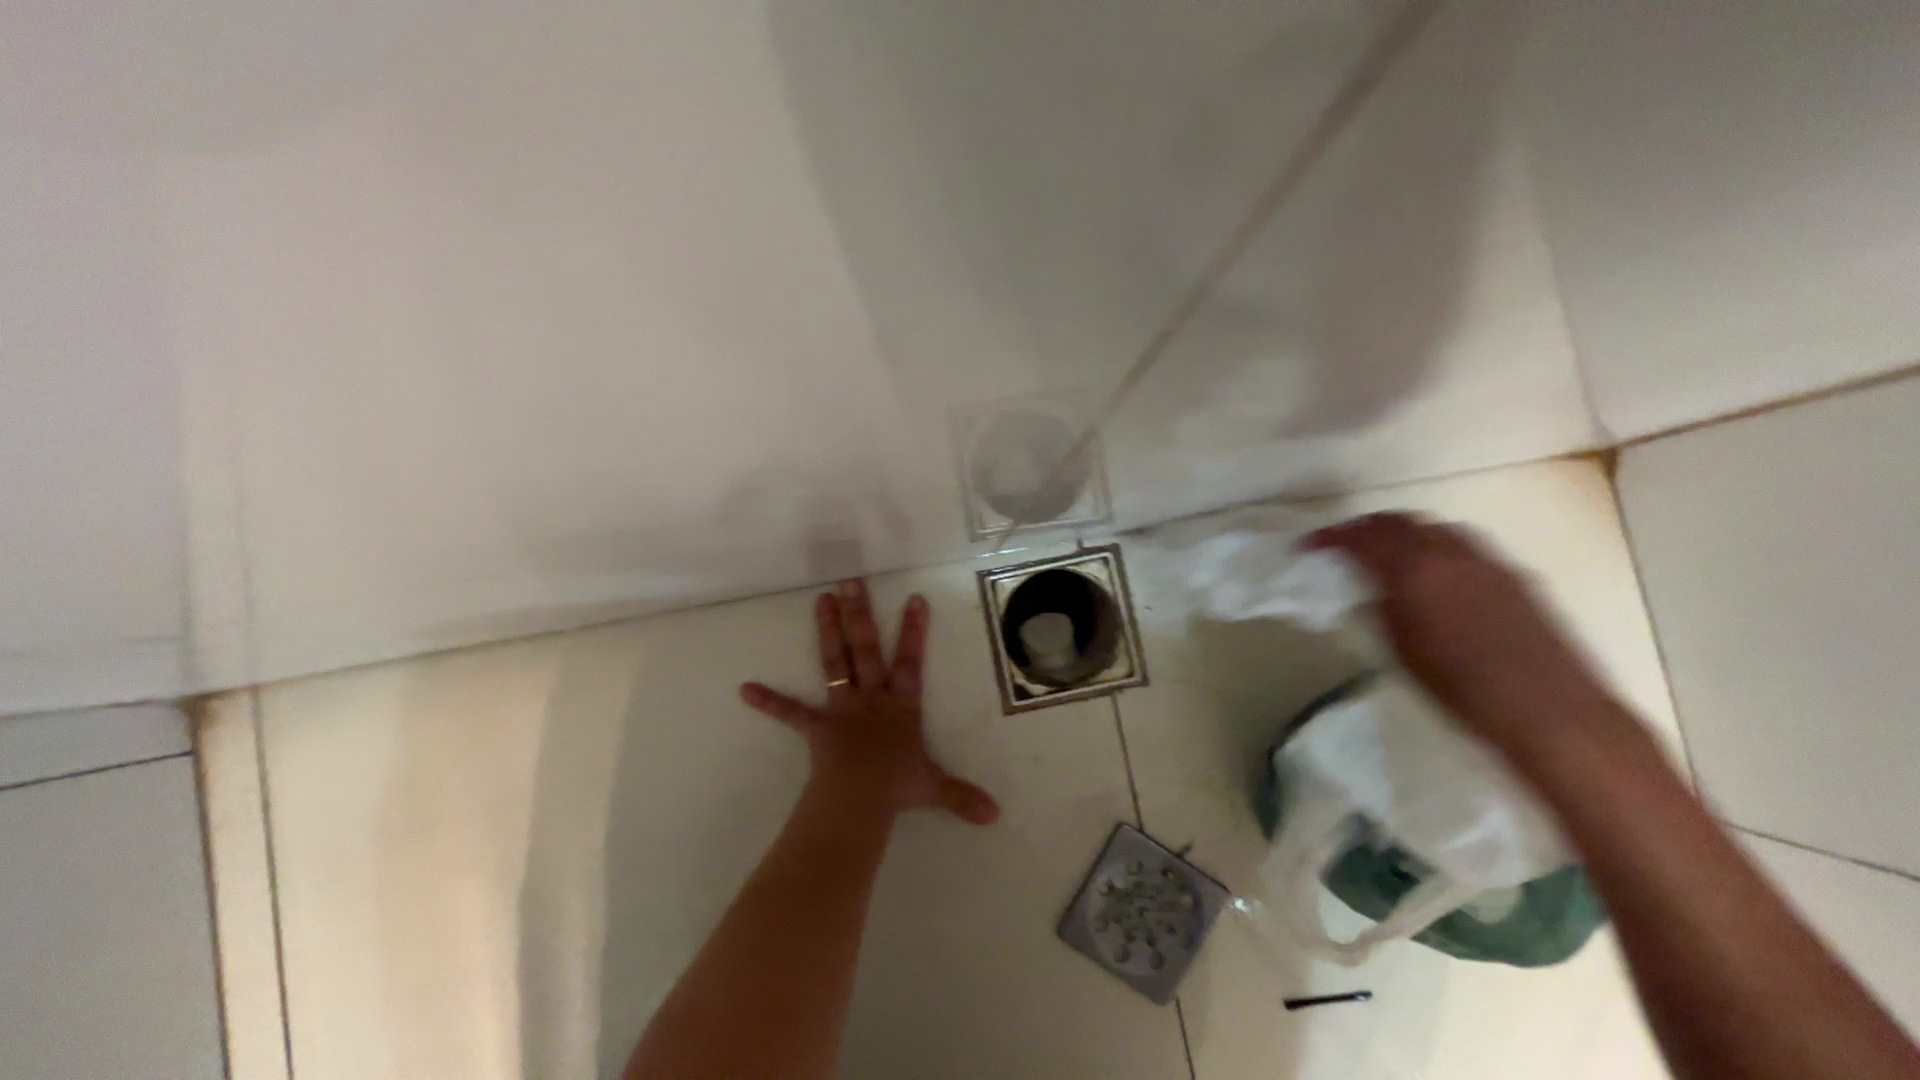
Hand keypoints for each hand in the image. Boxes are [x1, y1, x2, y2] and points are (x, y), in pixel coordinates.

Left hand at [740, 579, 1000, 824]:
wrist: (860, 797)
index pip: (910, 661)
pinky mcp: (817, 727)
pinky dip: (770, 702)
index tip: (914, 598)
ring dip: (828, 632)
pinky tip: (745, 689)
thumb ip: (962, 796)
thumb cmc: (898, 786)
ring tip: (821, 600)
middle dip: (860, 613)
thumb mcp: (936, 789)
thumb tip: (994, 815)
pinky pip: (791, 713)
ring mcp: (843, 708)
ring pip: (836, 663)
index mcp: (902, 705)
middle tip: (850, 580)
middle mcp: (872, 697)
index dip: (914, 630)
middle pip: (866, 647)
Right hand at [1305, 512, 1628, 762]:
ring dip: (1407, 534)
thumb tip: (1370, 591)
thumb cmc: (1460, 690)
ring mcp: (1489, 561)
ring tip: (1389, 555)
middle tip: (1345, 543)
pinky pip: (1467, 547)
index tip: (1309, 546)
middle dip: (1368, 527)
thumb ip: (1382, 609)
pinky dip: (1440, 549)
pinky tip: (1438, 576)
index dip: (1331, 536)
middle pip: (1401, 521)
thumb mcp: (1401, 651)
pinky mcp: (1516, 577)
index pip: (1362, 537)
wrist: (1547, 711)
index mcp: (1415, 569)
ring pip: (1437, 529)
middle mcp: (1452, 552)